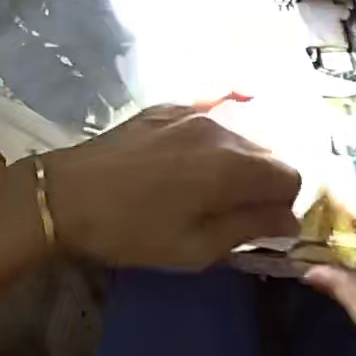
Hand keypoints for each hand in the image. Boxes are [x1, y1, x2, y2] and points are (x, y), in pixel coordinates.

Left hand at [41, 103, 301, 270]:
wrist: (65, 195)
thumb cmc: (131, 230)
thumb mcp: (196, 247)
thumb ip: (249, 227)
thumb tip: (288, 218)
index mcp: (230, 165)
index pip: (290, 176)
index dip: (282, 205)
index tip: (260, 225)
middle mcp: (215, 128)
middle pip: (265, 151)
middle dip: (261, 182)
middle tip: (235, 211)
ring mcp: (185, 112)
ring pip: (236, 133)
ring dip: (237, 159)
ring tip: (209, 187)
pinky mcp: (160, 108)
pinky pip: (206, 108)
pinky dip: (218, 123)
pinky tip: (209, 137)